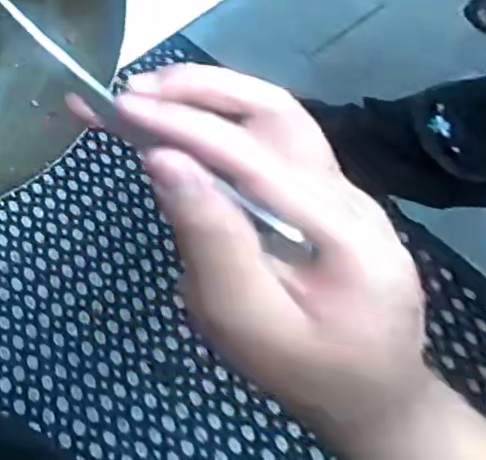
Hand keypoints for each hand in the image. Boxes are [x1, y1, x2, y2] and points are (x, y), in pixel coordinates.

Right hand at [69, 65, 440, 453]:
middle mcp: (345, 195)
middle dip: (199, 88)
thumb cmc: (300, 364)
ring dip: (198, 92)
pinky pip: (252, 133)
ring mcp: (329, 187)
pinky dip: (201, 112)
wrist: (366, 397)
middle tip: (132, 89)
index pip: (253, 155)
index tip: (118, 105)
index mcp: (344, 233)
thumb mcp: (245, 317)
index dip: (182, 123)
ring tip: (138, 94)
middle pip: (274, 111)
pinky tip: (159, 114)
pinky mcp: (302, 185)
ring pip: (264, 111)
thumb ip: (209, 237)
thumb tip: (160, 158)